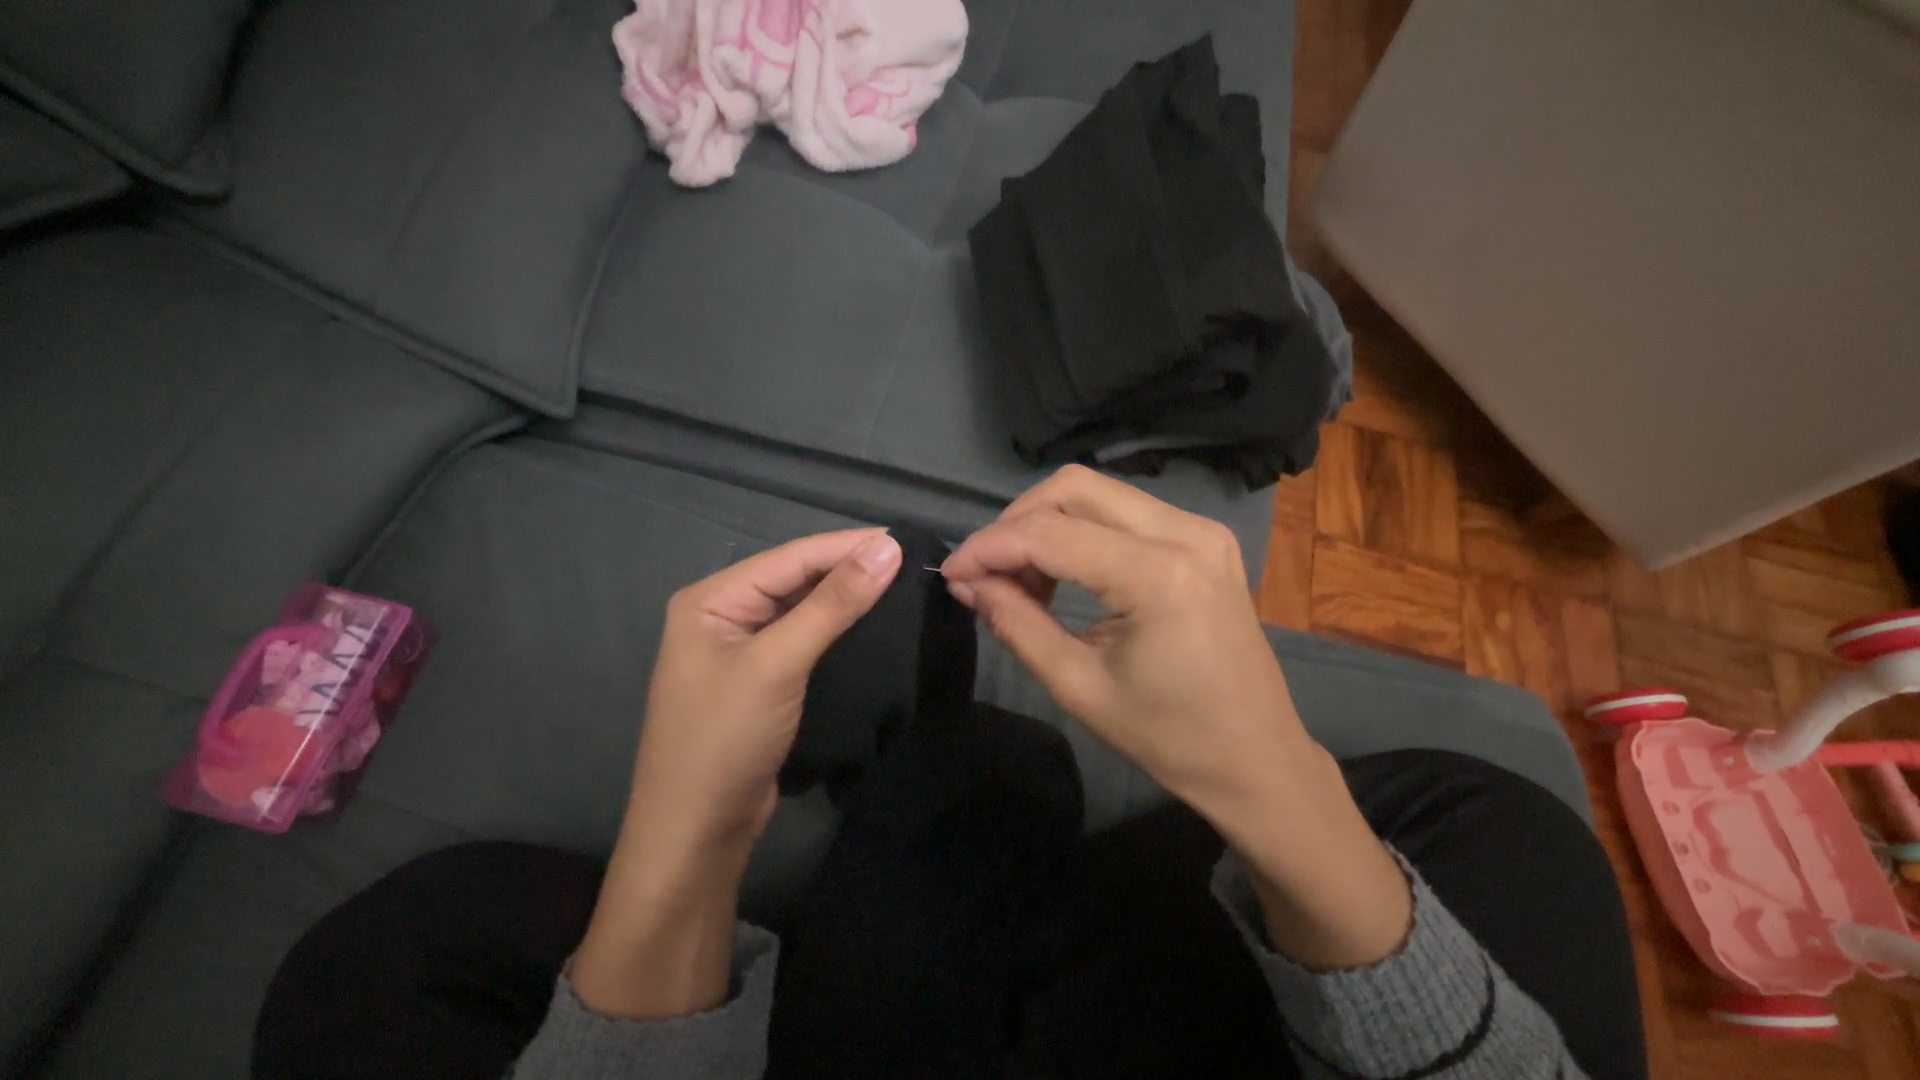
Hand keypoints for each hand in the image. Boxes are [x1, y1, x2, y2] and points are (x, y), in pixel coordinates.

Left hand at [628, 527, 902, 850]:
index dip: (847, 545)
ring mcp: (740, 651)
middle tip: (911, 562)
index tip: (906, 539)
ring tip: (902, 586)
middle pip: (794, 580)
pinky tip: (873, 627)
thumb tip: (886, 547)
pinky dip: (837, 632)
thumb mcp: (778, 663)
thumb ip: (832, 604)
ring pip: (801, 611)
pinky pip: (803, 642)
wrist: (696, 830)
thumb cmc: (726, 738)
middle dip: (848, 569)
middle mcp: (722, 616)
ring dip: (846, 600)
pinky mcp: (760, 682)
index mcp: (711, 599)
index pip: (790, 557)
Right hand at [940, 465, 1301, 819]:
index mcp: (1158, 575)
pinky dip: (1083, 531)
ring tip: (1023, 581)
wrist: (1256, 758)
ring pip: (1100, 493)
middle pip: (1074, 488)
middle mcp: (1185, 533)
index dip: (989, 547)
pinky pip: (1127, 512)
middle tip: (987, 573)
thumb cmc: (1169, 737)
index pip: (1049, 533)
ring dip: (1049, 524)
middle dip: (1017, 521)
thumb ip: (1017, 624)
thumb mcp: (1079, 687)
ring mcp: (1202, 530)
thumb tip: (968, 583)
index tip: (951, 573)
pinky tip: (1065, 574)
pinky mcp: (1206, 539)